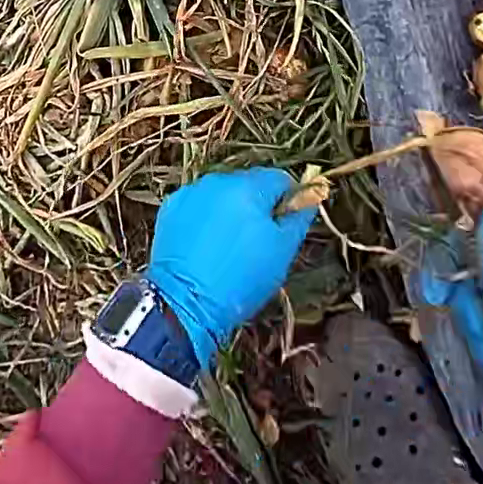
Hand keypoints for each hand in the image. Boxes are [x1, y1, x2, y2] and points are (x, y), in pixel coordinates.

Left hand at [147, 167, 316, 366]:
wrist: (184, 305)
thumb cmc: (240, 279)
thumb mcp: (282, 252)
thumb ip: (299, 217)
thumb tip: (312, 195)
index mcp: (248, 187)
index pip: (279, 178)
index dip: (288, 200)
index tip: (284, 226)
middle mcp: (218, 180)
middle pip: (250, 184)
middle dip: (257, 205)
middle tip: (257, 241)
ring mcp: (192, 192)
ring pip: (223, 193)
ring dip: (231, 209)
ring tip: (228, 246)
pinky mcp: (171, 207)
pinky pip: (199, 204)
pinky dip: (205, 217)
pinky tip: (205, 244)